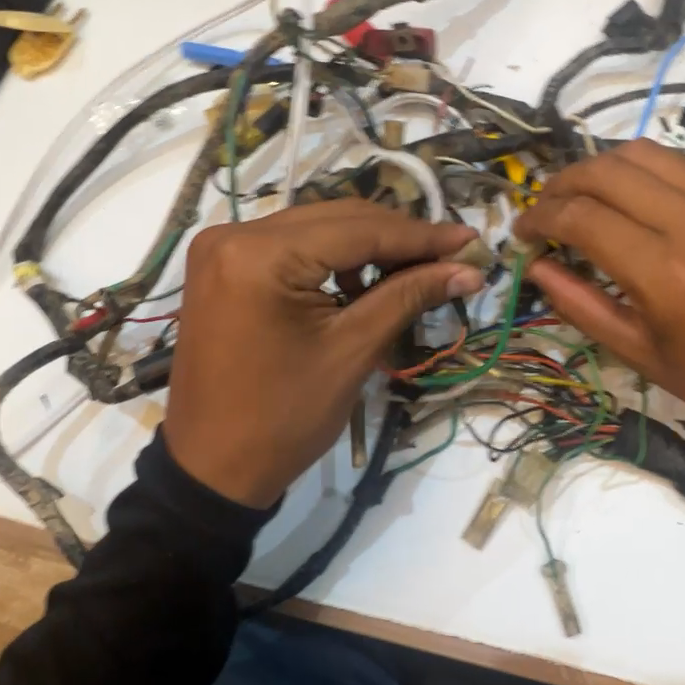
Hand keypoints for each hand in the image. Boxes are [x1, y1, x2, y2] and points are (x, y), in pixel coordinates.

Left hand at [164, 200, 483, 507]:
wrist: (214, 466)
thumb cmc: (285, 416)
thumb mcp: (353, 350)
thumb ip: (409, 296)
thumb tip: (469, 270)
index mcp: (260, 254)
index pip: (358, 229)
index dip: (421, 235)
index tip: (470, 240)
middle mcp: (234, 234)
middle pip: (337, 218)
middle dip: (398, 237)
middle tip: (452, 257)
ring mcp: (222, 247)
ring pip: (317, 228)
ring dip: (368, 246)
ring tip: (415, 272)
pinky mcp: (224, 266)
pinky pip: (293, 246)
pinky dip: (334, 258)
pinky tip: (364, 283)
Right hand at [513, 139, 684, 430]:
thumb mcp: (638, 354)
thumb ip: (580, 304)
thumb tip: (536, 266)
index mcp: (664, 273)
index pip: (581, 216)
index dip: (540, 219)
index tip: (523, 234)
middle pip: (606, 170)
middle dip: (562, 184)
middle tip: (546, 212)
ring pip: (643, 153)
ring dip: (601, 169)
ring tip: (584, 199)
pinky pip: (680, 164)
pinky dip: (643, 172)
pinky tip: (632, 199)